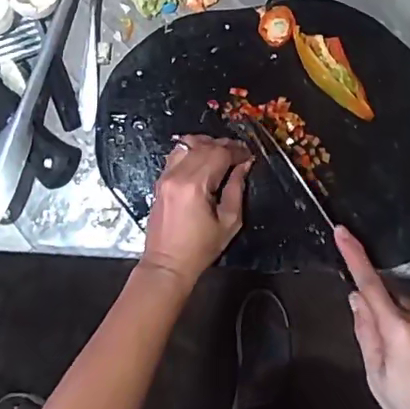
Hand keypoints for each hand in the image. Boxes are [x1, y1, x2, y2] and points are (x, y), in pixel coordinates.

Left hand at [141, 135, 251, 282]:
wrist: (166, 265)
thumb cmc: (199, 249)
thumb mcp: (229, 222)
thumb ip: (236, 189)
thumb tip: (244, 165)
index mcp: (195, 185)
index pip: (219, 154)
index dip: (237, 151)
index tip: (249, 156)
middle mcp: (178, 174)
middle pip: (204, 146)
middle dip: (225, 146)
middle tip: (240, 152)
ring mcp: (166, 175)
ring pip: (189, 144)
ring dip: (208, 144)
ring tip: (222, 153)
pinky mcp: (160, 180)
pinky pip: (177, 153)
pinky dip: (192, 149)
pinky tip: (203, 157)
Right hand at [335, 226, 409, 408]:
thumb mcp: (380, 383)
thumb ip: (366, 335)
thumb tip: (358, 301)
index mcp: (399, 329)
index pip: (370, 283)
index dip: (353, 255)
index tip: (342, 232)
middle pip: (391, 302)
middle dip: (382, 317)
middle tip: (382, 356)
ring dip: (402, 332)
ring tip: (408, 375)